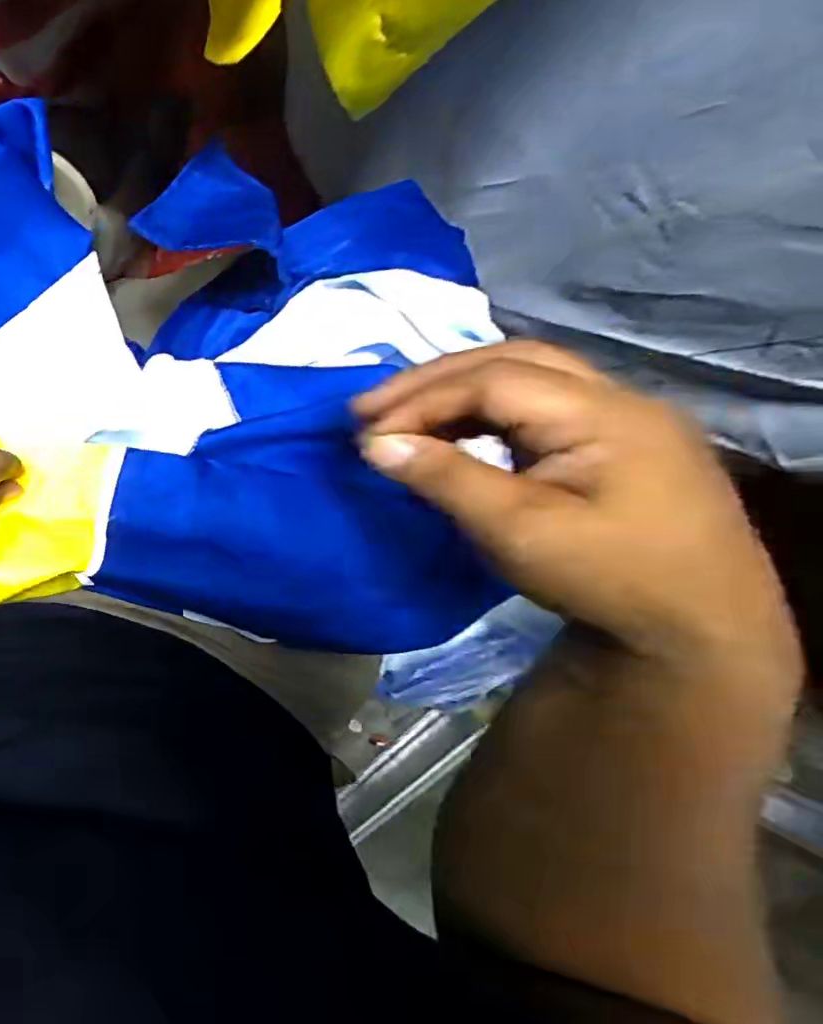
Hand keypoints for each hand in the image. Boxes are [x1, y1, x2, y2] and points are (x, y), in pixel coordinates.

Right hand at [351, 341, 797, 680]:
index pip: (494, 380)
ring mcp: (617, 420)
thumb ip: (444, 477)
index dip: (421, 400)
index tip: (365, 436)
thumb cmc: (605, 575)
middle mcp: (617, 402)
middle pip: (511, 360)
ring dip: (452, 391)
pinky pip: (531, 405)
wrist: (696, 625)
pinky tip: (445, 434)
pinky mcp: (607, 443)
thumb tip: (373, 443)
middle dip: (431, 380)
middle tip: (368, 409)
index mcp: (604, 416)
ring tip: (397, 419)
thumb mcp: (514, 529)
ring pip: (523, 376)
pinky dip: (475, 411)